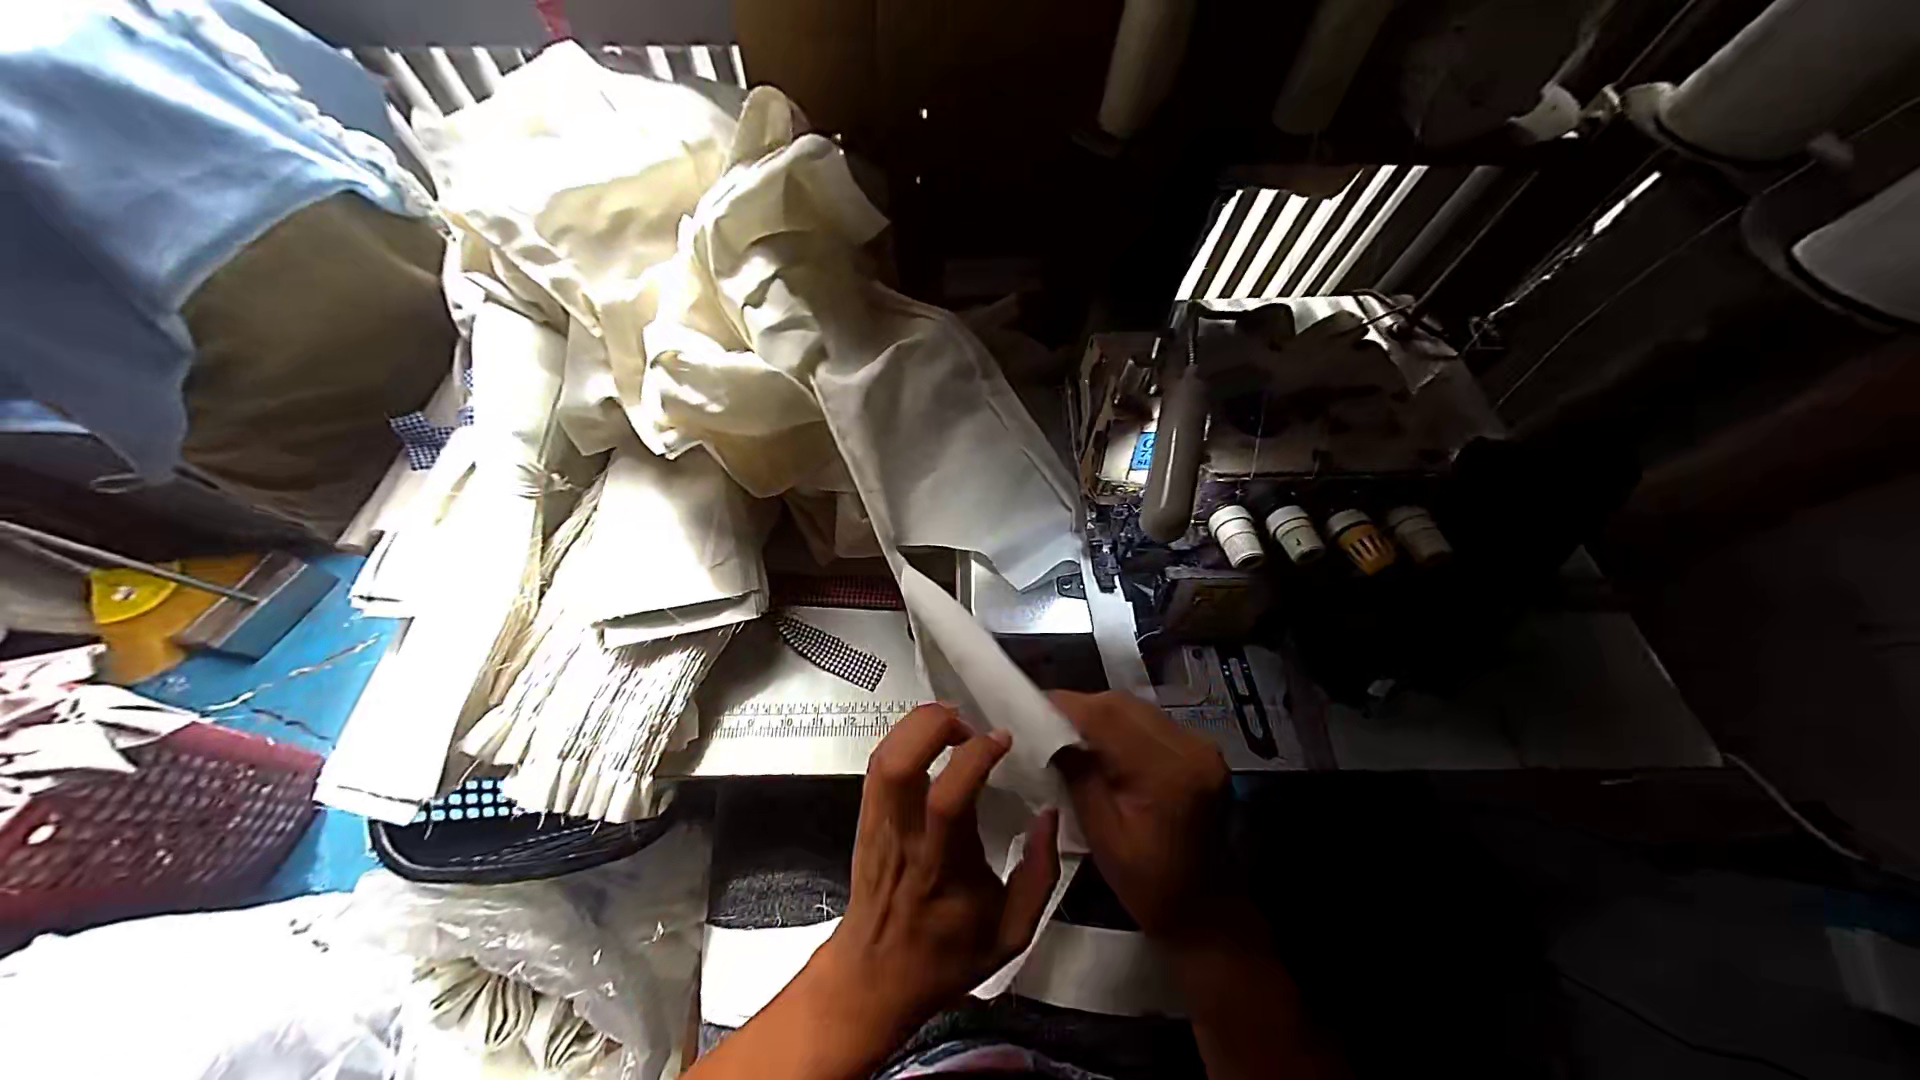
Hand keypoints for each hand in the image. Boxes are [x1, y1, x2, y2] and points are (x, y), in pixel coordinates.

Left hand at [811, 703, 1060, 1039]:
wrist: (874, 976)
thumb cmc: (946, 955)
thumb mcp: (1012, 933)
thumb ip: (1039, 875)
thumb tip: (1049, 816)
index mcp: (943, 866)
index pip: (950, 798)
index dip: (976, 757)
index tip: (1002, 739)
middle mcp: (904, 837)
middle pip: (900, 764)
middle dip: (934, 725)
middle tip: (968, 721)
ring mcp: (878, 823)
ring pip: (884, 758)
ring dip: (916, 725)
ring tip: (951, 720)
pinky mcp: (866, 817)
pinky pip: (878, 764)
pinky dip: (903, 737)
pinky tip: (929, 737)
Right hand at [1050, 690, 1239, 944]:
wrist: (1206, 911)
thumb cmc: (1149, 883)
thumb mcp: (1101, 834)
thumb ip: (1076, 775)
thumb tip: (1045, 734)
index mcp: (1168, 772)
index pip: (1108, 717)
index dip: (1066, 706)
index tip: (1030, 708)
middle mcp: (1190, 747)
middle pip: (1122, 705)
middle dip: (1078, 707)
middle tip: (1042, 720)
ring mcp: (1199, 745)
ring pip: (1134, 707)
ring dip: (1097, 713)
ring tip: (1064, 730)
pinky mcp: (1197, 749)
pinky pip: (1148, 721)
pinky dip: (1118, 724)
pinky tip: (1097, 741)